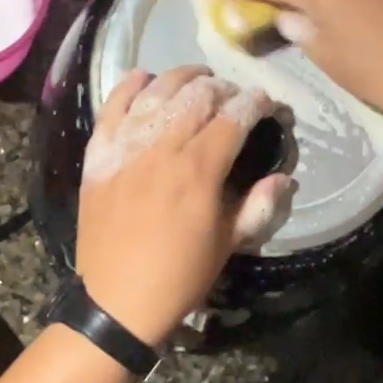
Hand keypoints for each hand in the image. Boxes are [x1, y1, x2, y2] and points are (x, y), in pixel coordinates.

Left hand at [74, 66, 294, 346]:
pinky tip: (145, 81)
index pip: (235, 116)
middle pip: (197, 95)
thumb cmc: (179, 278)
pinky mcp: (97, 156)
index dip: (257, 103)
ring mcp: (125, 148)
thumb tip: (285, 179)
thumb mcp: (227, 245)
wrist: (117, 303)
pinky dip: (131, 87)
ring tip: (197, 82)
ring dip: (182, 78)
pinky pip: (112, 107)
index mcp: (199, 170)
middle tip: (232, 98)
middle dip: (223, 88)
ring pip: (157, 92)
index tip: (267, 105)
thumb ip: (258, 206)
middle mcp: (162, 148)